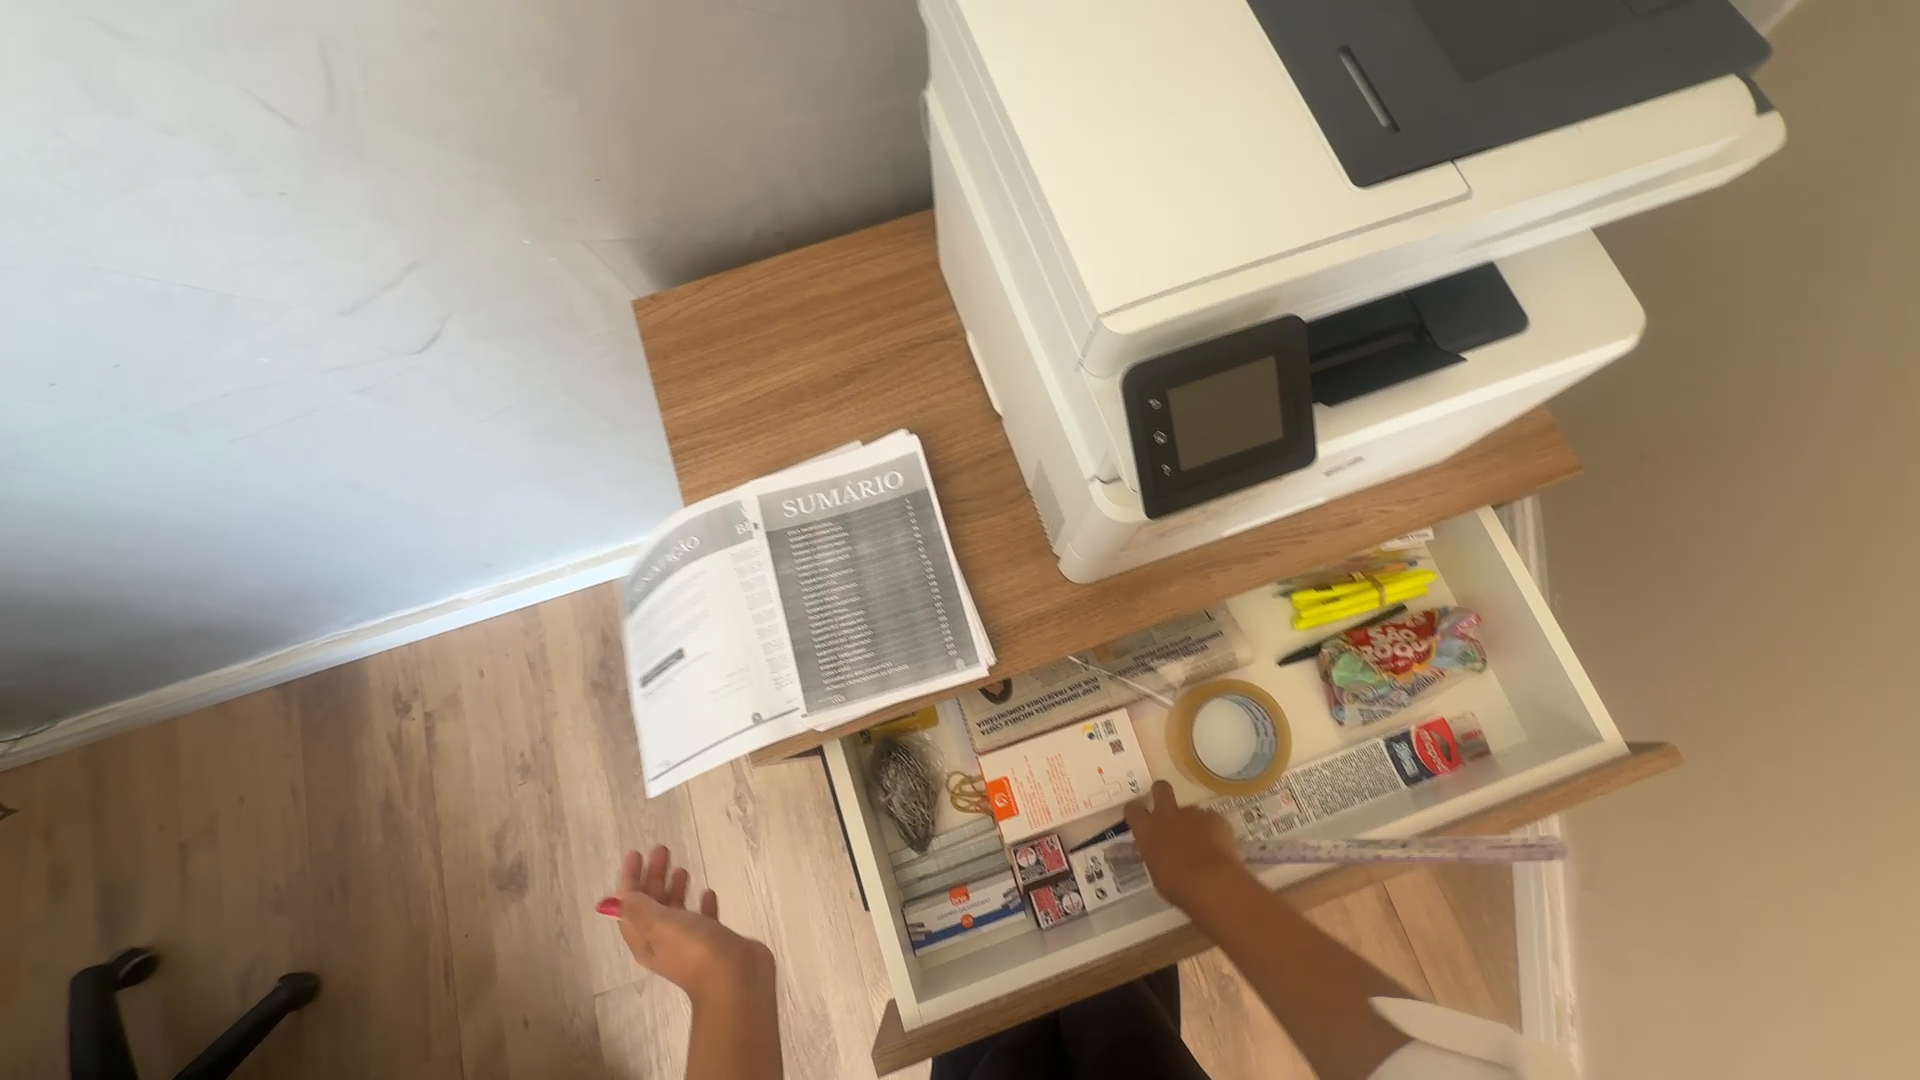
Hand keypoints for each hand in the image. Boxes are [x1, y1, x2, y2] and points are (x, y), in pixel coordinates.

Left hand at [602, 846, 773, 1006]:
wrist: (734, 979)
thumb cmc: (694, 949)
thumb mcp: (660, 925)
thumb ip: (640, 908)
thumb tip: (616, 899)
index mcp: (646, 939)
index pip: (630, 905)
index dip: (629, 879)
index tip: (636, 853)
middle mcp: (664, 941)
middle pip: (652, 905)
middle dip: (653, 877)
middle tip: (662, 850)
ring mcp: (690, 941)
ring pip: (676, 910)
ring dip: (675, 888)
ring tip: (682, 869)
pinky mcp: (714, 941)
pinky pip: (704, 918)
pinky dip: (702, 904)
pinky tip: (708, 892)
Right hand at [1124, 780, 1245, 914]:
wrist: (1213, 883)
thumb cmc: (1178, 886)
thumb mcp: (1156, 872)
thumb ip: (1156, 855)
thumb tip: (1159, 853)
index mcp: (1147, 829)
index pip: (1133, 810)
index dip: (1135, 811)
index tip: (1138, 817)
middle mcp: (1167, 815)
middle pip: (1161, 789)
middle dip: (1161, 793)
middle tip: (1166, 807)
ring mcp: (1192, 813)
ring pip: (1190, 810)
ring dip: (1192, 822)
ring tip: (1202, 843)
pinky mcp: (1215, 818)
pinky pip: (1211, 820)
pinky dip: (1213, 830)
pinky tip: (1219, 848)